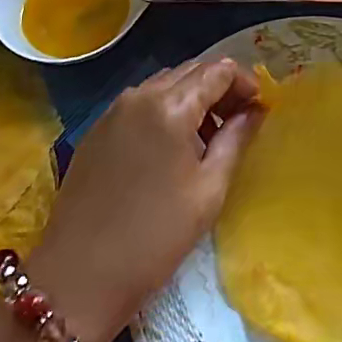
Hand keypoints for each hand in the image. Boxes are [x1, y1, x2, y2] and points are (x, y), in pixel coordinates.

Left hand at [28, 59, 261, 341]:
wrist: (81, 271)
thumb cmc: (156, 234)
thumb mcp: (208, 190)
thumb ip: (234, 140)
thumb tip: (254, 111)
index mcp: (170, 106)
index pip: (216, 71)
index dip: (244, 82)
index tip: (260, 107)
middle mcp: (139, 95)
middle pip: (189, 71)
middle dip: (219, 87)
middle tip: (240, 119)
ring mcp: (113, 110)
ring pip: (163, 85)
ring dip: (191, 97)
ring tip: (209, 135)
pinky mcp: (97, 128)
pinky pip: (139, 103)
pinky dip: (164, 110)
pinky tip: (172, 145)